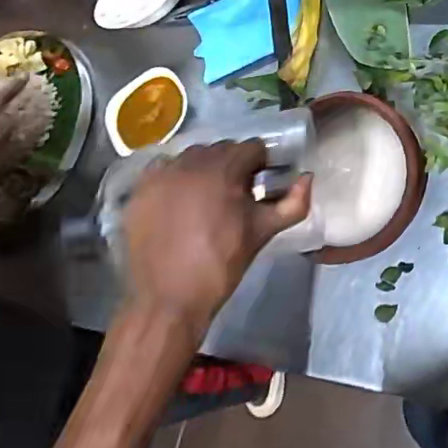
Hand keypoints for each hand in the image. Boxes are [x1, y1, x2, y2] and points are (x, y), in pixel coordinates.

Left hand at [122, 140, 311, 332]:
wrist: (168, 300)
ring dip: (203, 170)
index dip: (260, 165)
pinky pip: (163, 170)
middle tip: (234, 195)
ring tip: (205, 199)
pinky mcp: (139, 190)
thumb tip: (307, 178)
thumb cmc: (221, 264)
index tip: (259, 186)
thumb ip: (293, 203)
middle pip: (222, 149)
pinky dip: (174, 179)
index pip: (252, 147)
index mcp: (224, 168)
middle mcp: (191, 162)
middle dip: (232, 166)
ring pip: (192, 157)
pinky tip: (178, 203)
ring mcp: (161, 174)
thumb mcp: (263, 233)